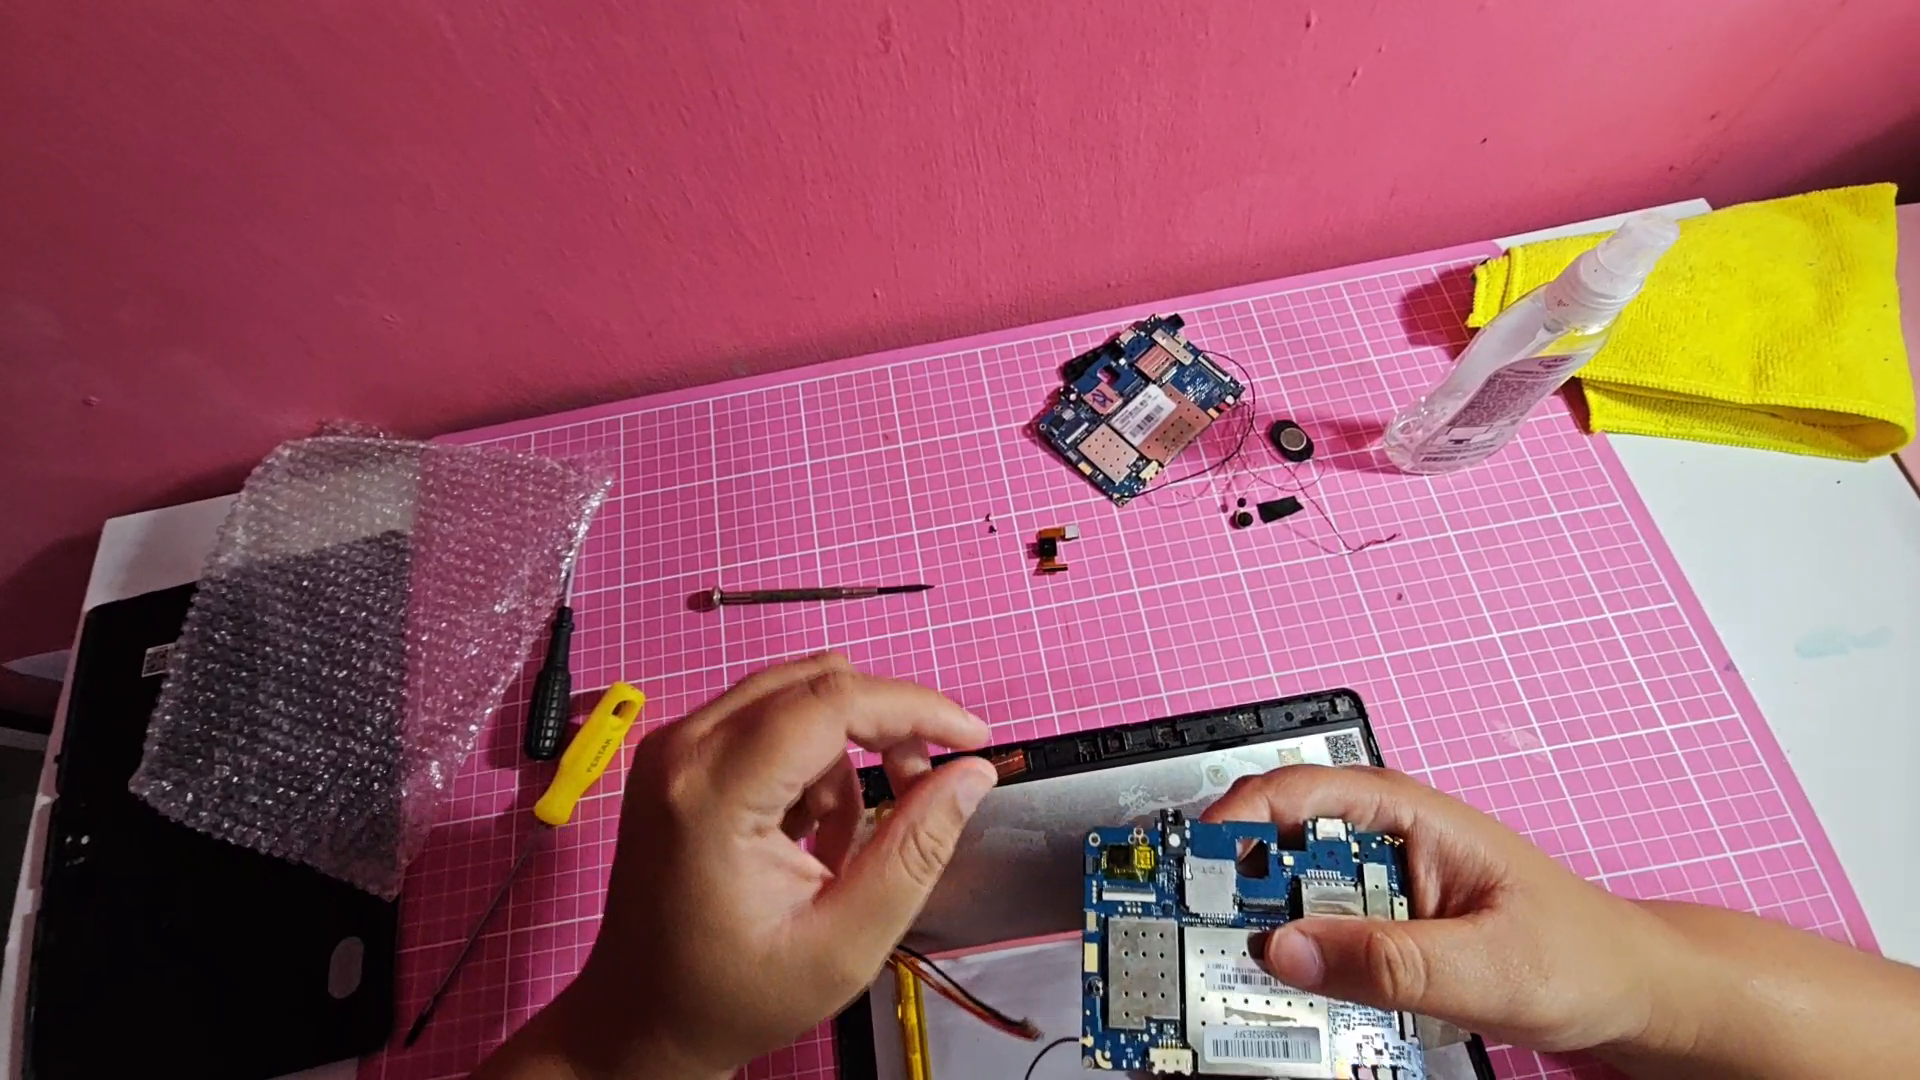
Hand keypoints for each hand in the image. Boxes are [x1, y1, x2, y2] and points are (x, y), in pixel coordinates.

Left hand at [537, 653, 999, 1078]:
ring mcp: (677, 741)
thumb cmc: (734, 996)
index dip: (916, 708)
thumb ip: (916, 851)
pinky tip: (816, 820)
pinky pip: (776, 711)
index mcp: (714, 792)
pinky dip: (818, 752)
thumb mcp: (845, 944)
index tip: (973, 737)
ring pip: (803, 689)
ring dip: (853, 742)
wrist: (637, 1021)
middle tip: (923, 786)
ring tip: (860, 826)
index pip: (833, 701)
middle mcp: (686, 746)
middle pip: (821, 683)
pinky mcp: (682, 748)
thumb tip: (972, 773)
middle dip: (889, 723)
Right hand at [1201, 765, 1683, 1053]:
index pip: (1289, 792)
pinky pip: (1310, 926)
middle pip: (1273, 839)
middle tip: (1205, 930)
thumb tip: (1285, 952)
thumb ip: (1390, 961)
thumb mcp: (1491, 967)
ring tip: (1244, 966)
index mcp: (1396, 807)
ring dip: (1260, 924)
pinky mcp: (1371, 914)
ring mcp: (1368, 874)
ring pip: (1284, 886)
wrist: (1634, 993)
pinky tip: (1295, 984)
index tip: (1195, 869)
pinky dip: (1292, 952)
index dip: (1232, 823)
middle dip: (1234, 883)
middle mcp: (1371, 829)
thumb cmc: (1583, 953)